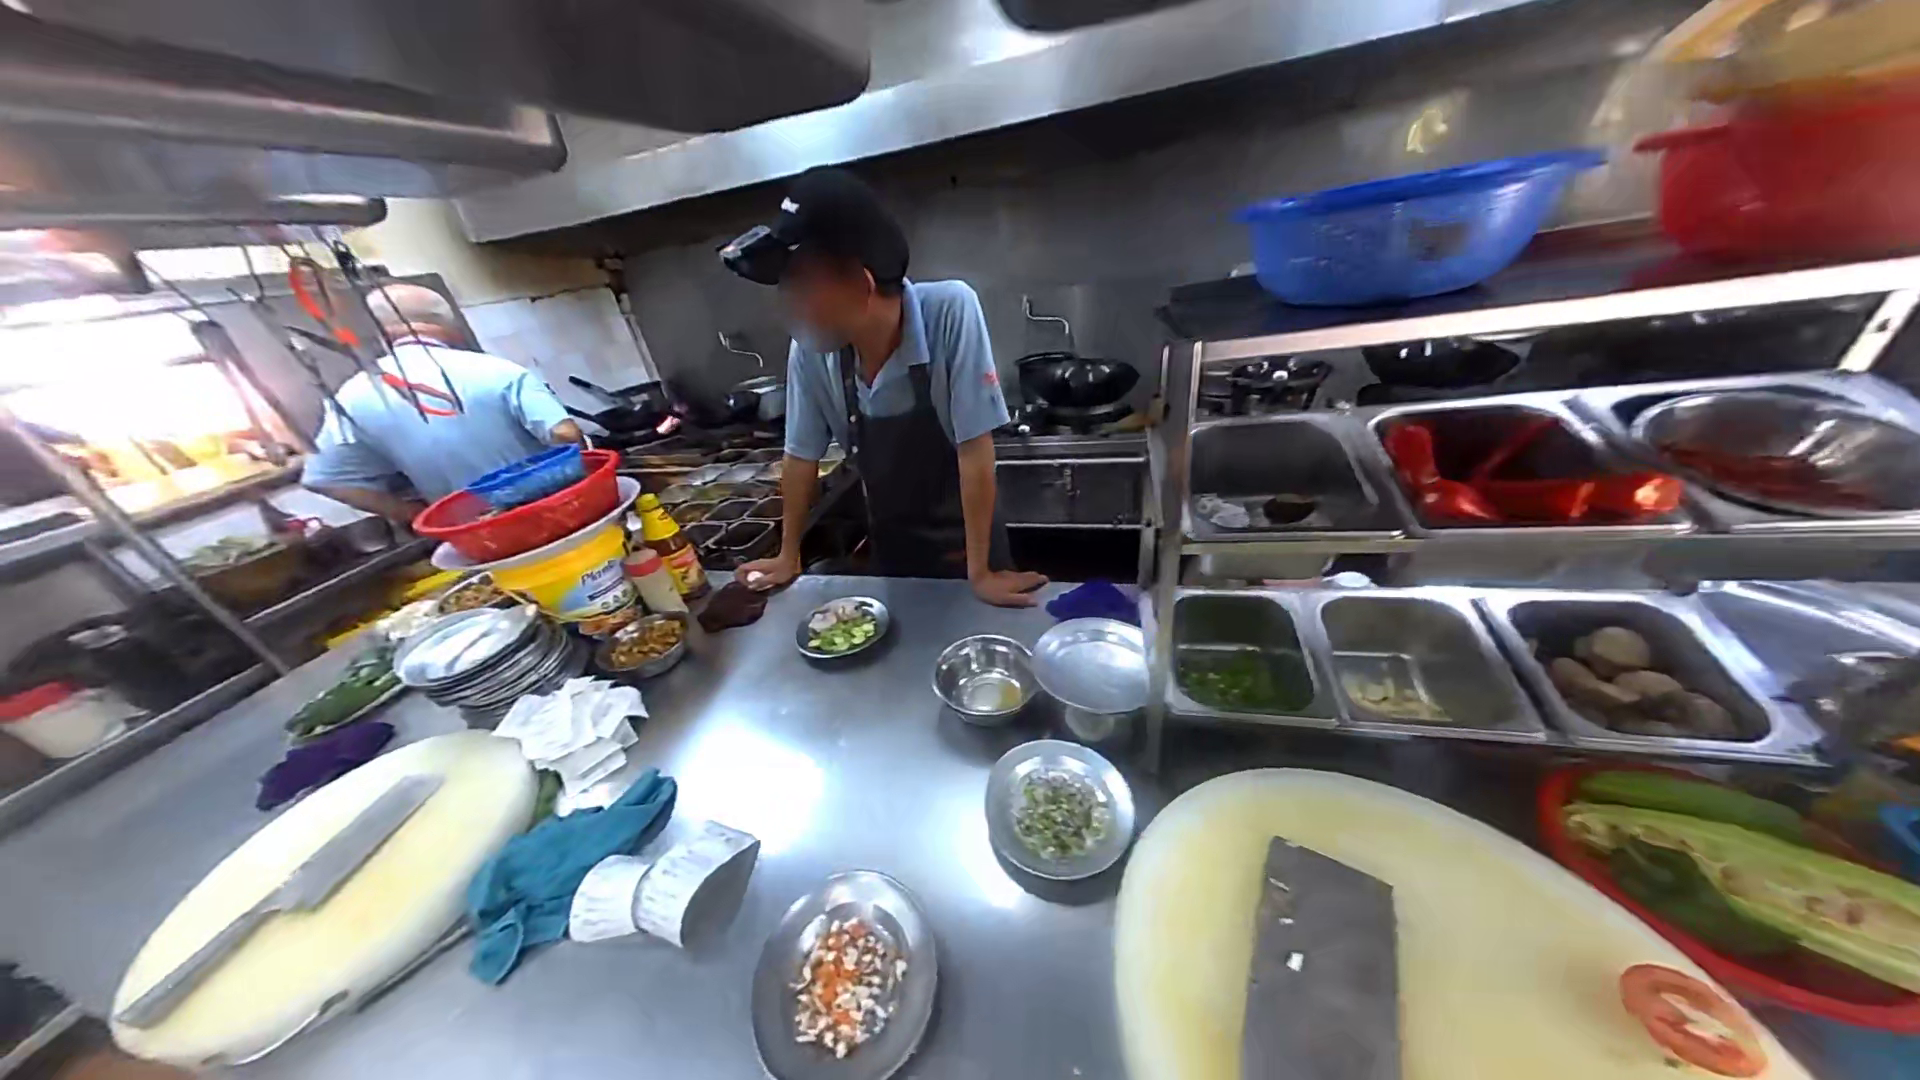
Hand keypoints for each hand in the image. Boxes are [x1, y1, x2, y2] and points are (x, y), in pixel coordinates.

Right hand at [738, 553, 800, 591]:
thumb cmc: (784, 569)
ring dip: (749, 579)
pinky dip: (754, 578)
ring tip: (755, 588)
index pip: (740, 569)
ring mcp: (759, 564)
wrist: (792, 559)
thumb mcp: (774, 578)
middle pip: (743, 570)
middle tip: (750, 588)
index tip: (746, 586)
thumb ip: (761, 582)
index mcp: (756, 565)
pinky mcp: (764, 566)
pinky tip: (761, 584)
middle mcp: (755, 563)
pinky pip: (754, 572)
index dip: (739, 578)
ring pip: (748, 571)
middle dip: (743, 580)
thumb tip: (750, 587)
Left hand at [971, 569, 1048, 607]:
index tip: (1047, 580)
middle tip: (1043, 580)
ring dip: (1031, 577)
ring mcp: (1011, 574)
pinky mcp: (1005, 574)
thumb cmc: (993, 592)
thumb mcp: (1007, 599)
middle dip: (1037, 578)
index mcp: (1020, 583)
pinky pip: (1019, 575)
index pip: (1034, 579)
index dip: (1041, 580)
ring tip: (1035, 579)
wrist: (980, 579)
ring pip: (1024, 574)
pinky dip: (1023, 577)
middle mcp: (1018, 577)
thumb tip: (1037, 601)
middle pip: (1030, 576)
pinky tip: (1021, 580)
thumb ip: (1022, 600)